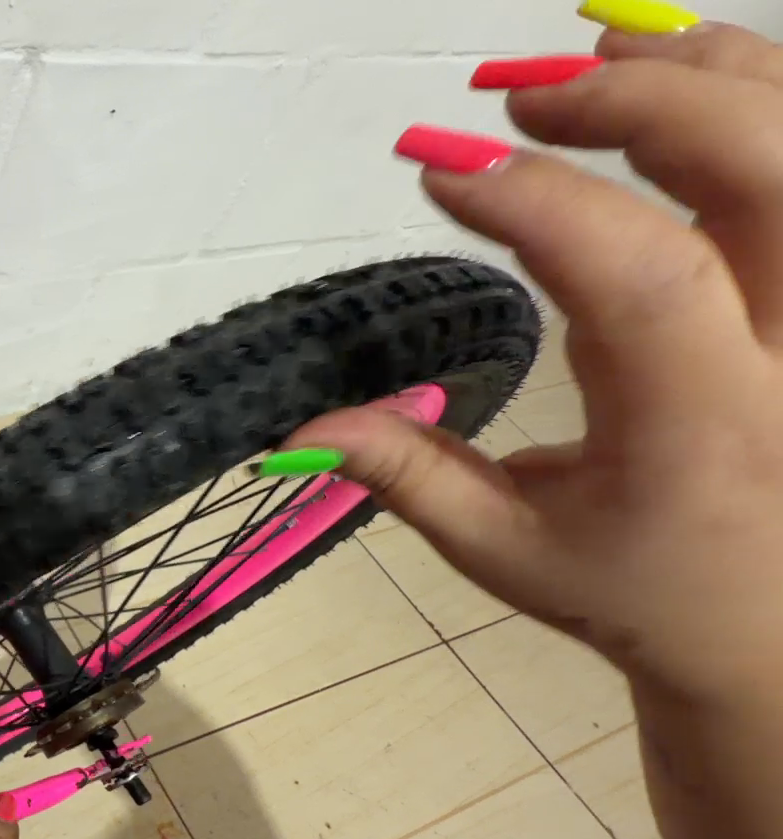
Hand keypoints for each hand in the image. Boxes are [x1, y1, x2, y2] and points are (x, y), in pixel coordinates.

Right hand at [294, 21, 782, 717]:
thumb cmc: (630, 585)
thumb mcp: (499, 546)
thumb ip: (405, 477)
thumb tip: (298, 432)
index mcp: (705, 427)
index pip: (640, 281)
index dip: (539, 207)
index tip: (437, 171)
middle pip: (770, 169)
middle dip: (637, 107)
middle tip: (516, 97)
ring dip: (704, 77)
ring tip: (589, 57)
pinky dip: (751, 98)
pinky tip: (675, 80)